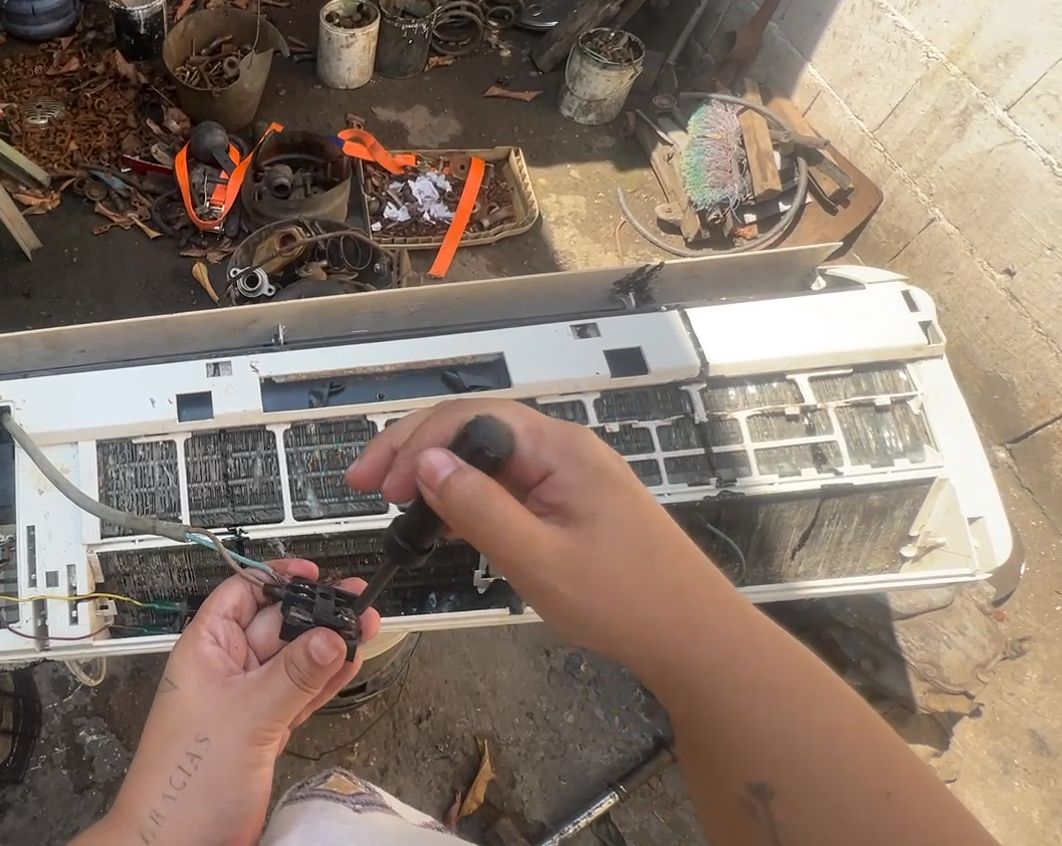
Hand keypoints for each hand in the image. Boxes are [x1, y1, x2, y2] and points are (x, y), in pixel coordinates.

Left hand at [79, 560, 380, 845]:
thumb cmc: (187, 779)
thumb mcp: (246, 715)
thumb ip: (293, 675)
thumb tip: (330, 636)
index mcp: (207, 646)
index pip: (242, 594)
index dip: (276, 578)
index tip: (314, 573)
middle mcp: (227, 666)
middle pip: (276, 625)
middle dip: (315, 613)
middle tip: (356, 603)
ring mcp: (247, 699)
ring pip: (293, 660)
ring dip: (327, 645)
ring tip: (366, 625)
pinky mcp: (265, 729)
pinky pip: (298, 693)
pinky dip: (323, 681)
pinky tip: (348, 662)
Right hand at [345, 398, 743, 675]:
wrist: (696, 642)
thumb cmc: (626, 603)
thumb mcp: (540, 560)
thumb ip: (478, 508)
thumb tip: (423, 462)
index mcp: (557, 448)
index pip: (469, 418)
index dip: (416, 443)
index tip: (381, 486)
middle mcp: (556, 448)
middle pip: (469, 428)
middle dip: (412, 449)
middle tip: (365, 483)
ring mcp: (559, 473)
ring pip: (479, 456)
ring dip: (432, 473)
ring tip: (393, 503)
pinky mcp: (558, 499)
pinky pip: (497, 484)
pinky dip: (460, 497)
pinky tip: (437, 522)